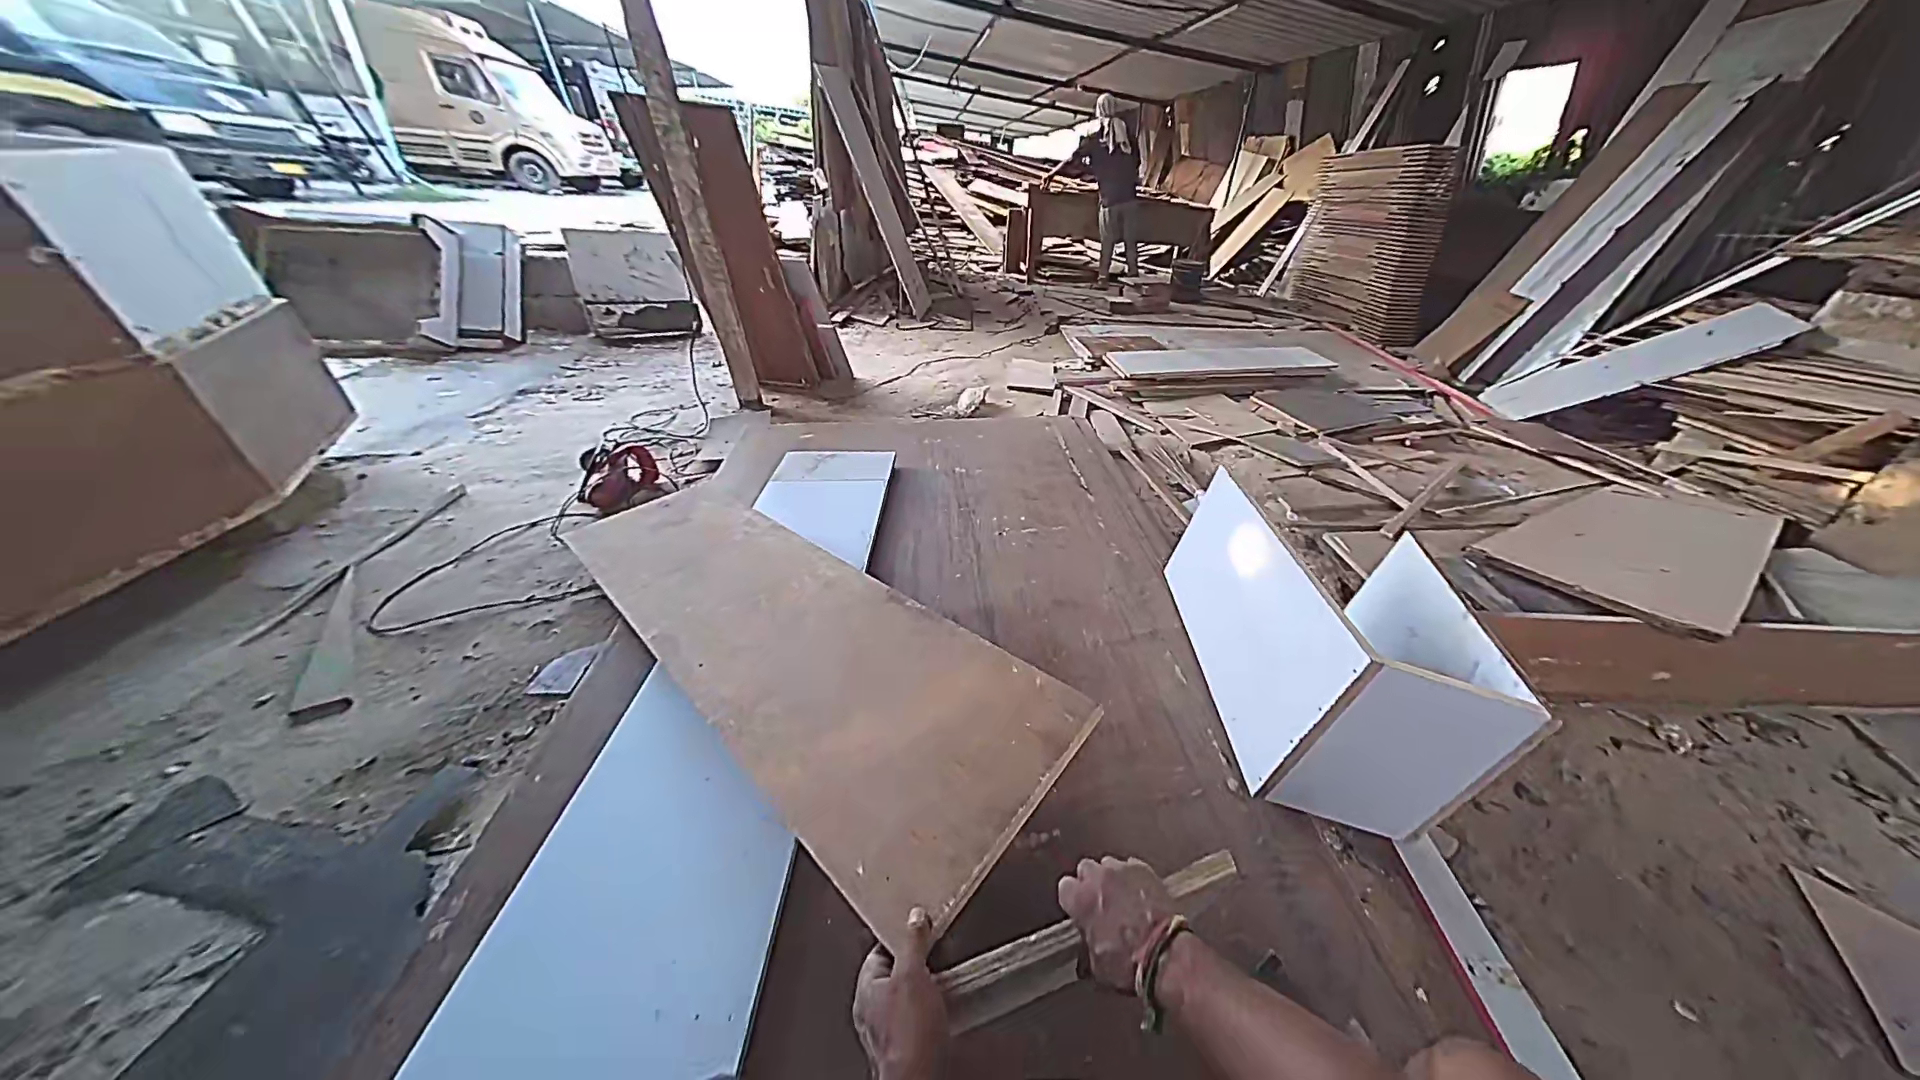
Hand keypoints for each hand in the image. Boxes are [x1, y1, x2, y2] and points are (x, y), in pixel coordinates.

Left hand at [853, 907, 947, 1079]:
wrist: (920, 1078)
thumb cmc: (908, 1035)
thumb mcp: (912, 974)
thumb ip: (913, 942)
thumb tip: (915, 918)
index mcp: (865, 988)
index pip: (879, 950)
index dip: (899, 936)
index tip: (917, 927)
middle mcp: (872, 1010)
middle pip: (895, 972)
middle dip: (916, 962)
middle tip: (933, 954)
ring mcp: (888, 1029)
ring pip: (907, 995)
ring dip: (925, 986)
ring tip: (941, 980)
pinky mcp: (906, 1044)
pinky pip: (917, 1015)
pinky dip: (930, 1008)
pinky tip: (942, 1006)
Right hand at [1057, 856, 1176, 991]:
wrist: (1166, 955)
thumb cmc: (1129, 963)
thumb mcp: (1097, 965)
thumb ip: (1086, 943)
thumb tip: (1089, 942)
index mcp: (1079, 899)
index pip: (1065, 887)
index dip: (1072, 900)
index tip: (1079, 910)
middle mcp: (1097, 877)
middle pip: (1086, 869)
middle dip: (1090, 883)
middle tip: (1100, 902)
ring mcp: (1121, 870)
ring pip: (1109, 865)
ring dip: (1112, 878)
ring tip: (1122, 897)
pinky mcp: (1144, 869)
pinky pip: (1132, 867)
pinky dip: (1133, 878)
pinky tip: (1139, 895)